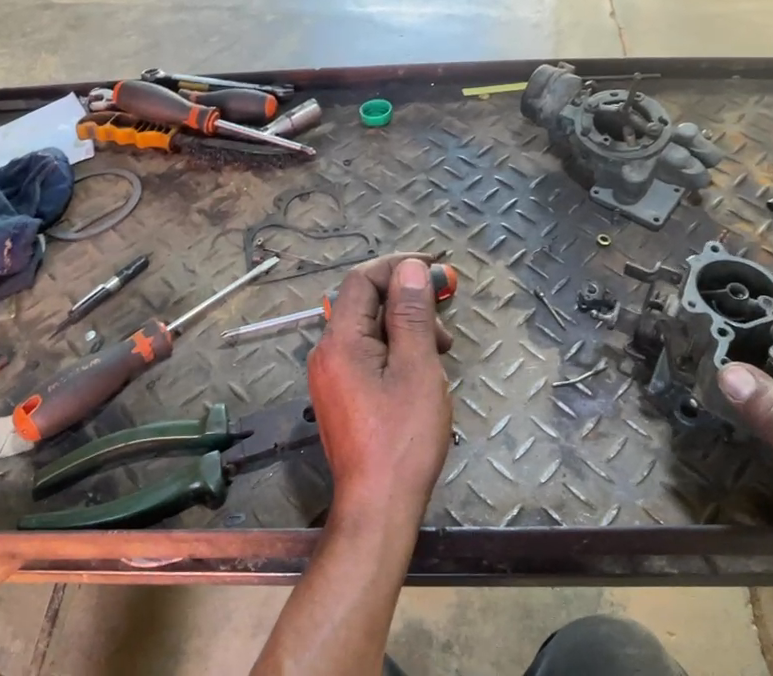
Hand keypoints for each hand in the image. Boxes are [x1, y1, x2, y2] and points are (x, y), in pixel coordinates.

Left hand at [307, 255, 453, 531]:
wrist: (377, 506)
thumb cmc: (403, 437)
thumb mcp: (417, 368)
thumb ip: (412, 314)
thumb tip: (411, 268)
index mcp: (340, 341)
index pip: (363, 280)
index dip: (399, 267)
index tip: (436, 270)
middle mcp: (326, 353)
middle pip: (365, 304)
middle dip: (407, 302)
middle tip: (446, 321)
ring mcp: (330, 378)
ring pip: (368, 332)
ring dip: (405, 328)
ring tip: (441, 353)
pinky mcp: (340, 398)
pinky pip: (366, 356)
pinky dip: (395, 351)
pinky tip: (421, 373)